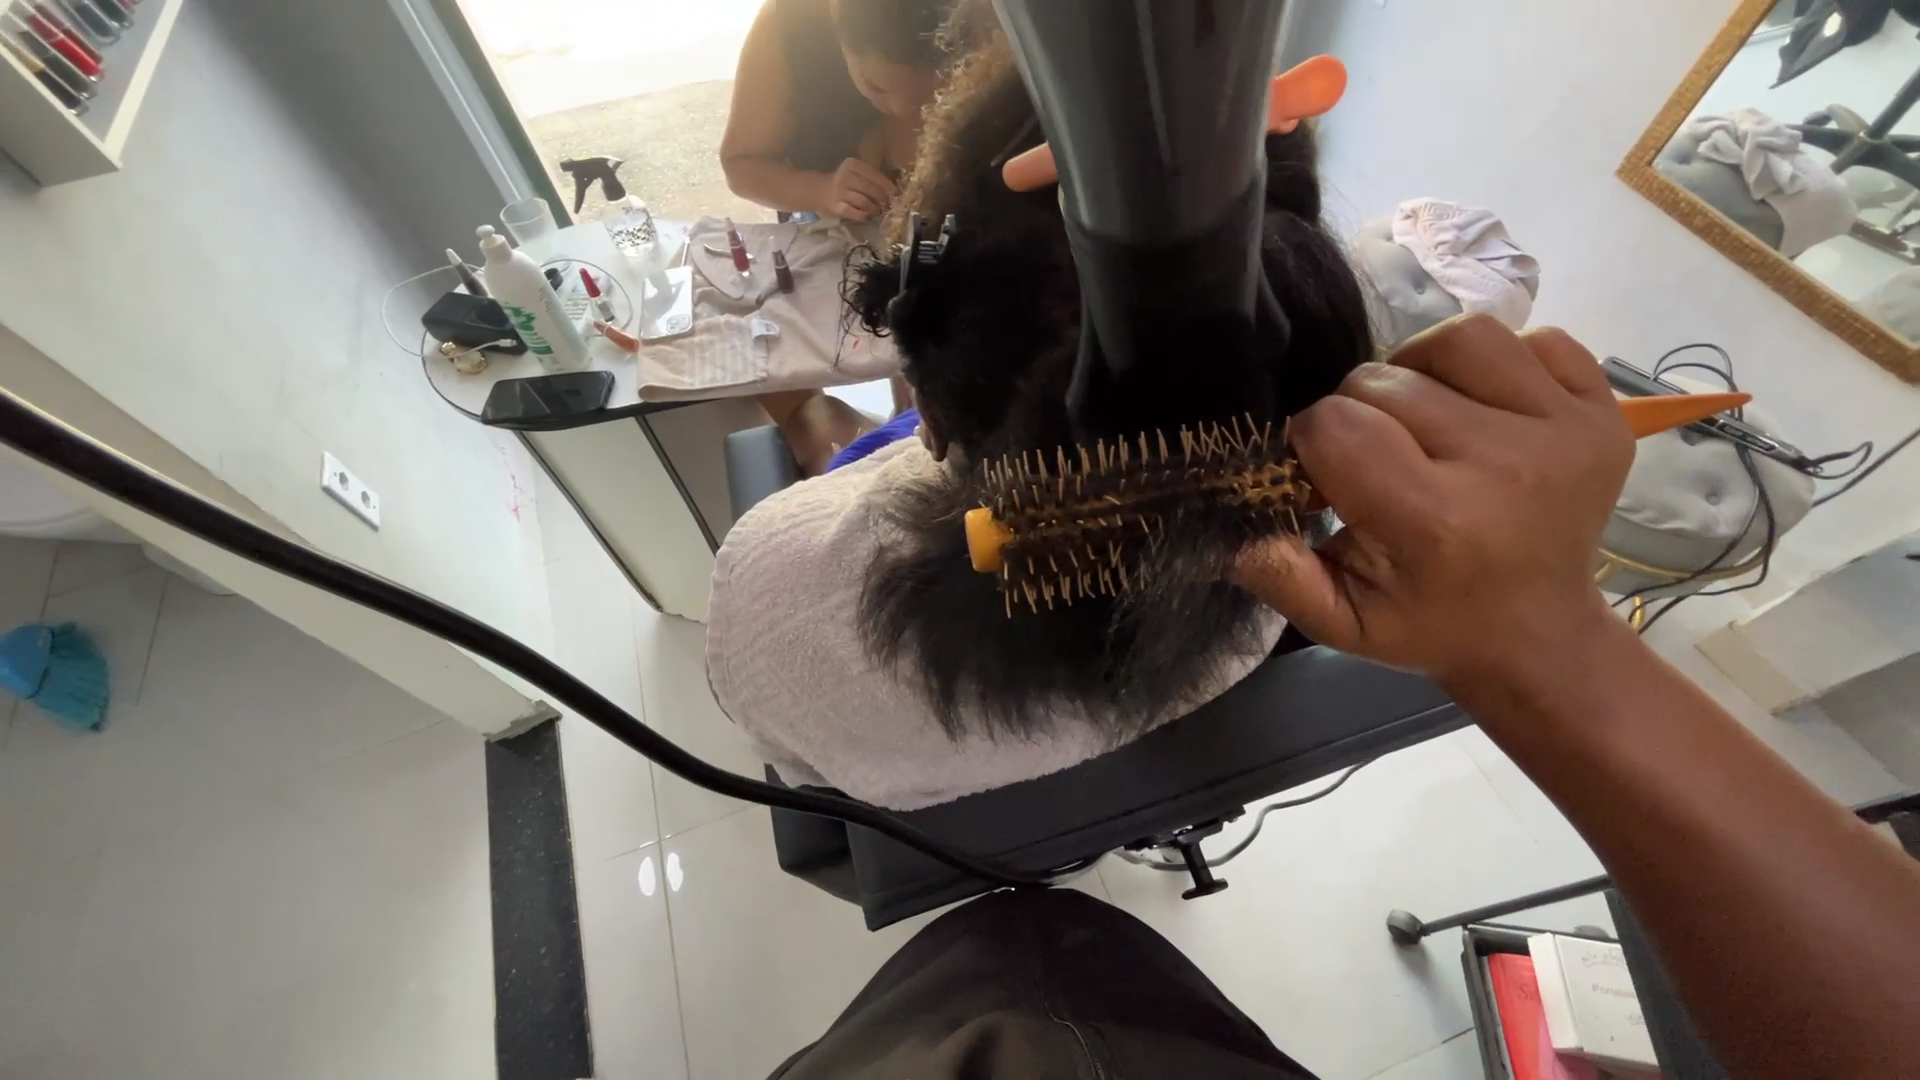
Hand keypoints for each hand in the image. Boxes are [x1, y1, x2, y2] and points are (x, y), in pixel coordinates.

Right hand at [822, 158, 897, 221]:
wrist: (819, 191)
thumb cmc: (844, 183)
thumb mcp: (856, 173)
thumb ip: (872, 178)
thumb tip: (893, 192)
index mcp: (853, 165)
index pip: (875, 175)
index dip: (888, 186)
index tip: (896, 195)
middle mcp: (846, 176)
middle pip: (871, 189)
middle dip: (882, 199)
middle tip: (887, 205)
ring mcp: (840, 192)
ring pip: (865, 202)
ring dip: (874, 209)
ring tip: (877, 211)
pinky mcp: (837, 207)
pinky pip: (856, 213)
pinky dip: (864, 215)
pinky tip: (866, 215)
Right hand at [1236, 315, 1633, 683]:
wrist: (1536, 630)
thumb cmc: (1425, 624)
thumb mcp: (1340, 620)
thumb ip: (1280, 576)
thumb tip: (1230, 527)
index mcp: (1433, 520)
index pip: (1335, 425)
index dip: (1309, 440)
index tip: (1321, 474)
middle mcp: (1506, 464)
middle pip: (1382, 380)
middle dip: (1354, 411)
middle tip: (1368, 456)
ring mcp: (1565, 430)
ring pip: (1456, 339)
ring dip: (1416, 369)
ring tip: (1416, 414)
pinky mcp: (1603, 411)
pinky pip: (1532, 338)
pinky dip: (1490, 363)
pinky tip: (1477, 408)